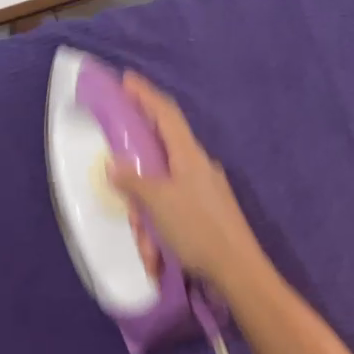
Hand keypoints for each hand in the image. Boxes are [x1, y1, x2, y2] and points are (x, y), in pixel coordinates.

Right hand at [108, 72, 271, 290]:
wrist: (238, 272)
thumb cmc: (198, 230)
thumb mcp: (158, 204)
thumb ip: (134, 182)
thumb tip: (115, 164)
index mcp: (189, 156)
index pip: (165, 114)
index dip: (145, 96)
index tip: (126, 80)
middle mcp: (198, 168)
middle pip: (157, 162)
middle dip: (138, 193)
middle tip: (133, 218)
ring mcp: (204, 193)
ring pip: (160, 198)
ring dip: (149, 226)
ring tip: (151, 252)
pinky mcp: (206, 216)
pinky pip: (172, 218)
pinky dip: (160, 237)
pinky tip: (159, 260)